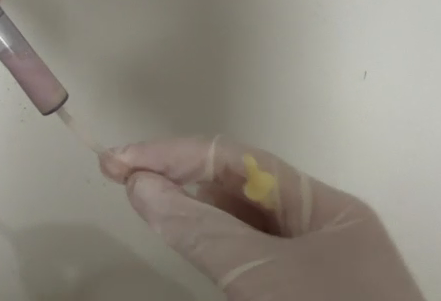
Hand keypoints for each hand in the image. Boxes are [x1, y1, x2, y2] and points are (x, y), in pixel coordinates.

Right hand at [101, 136, 424, 300]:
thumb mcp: (261, 277)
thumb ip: (197, 227)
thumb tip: (137, 184)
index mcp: (327, 208)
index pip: (234, 158)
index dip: (169, 154)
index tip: (113, 164)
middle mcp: (326, 231)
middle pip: (240, 188)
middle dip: (181, 180)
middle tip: (125, 184)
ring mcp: (321, 272)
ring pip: (244, 225)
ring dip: (196, 214)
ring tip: (153, 212)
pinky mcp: (307, 298)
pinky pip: (254, 261)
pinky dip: (217, 251)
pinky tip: (195, 252)